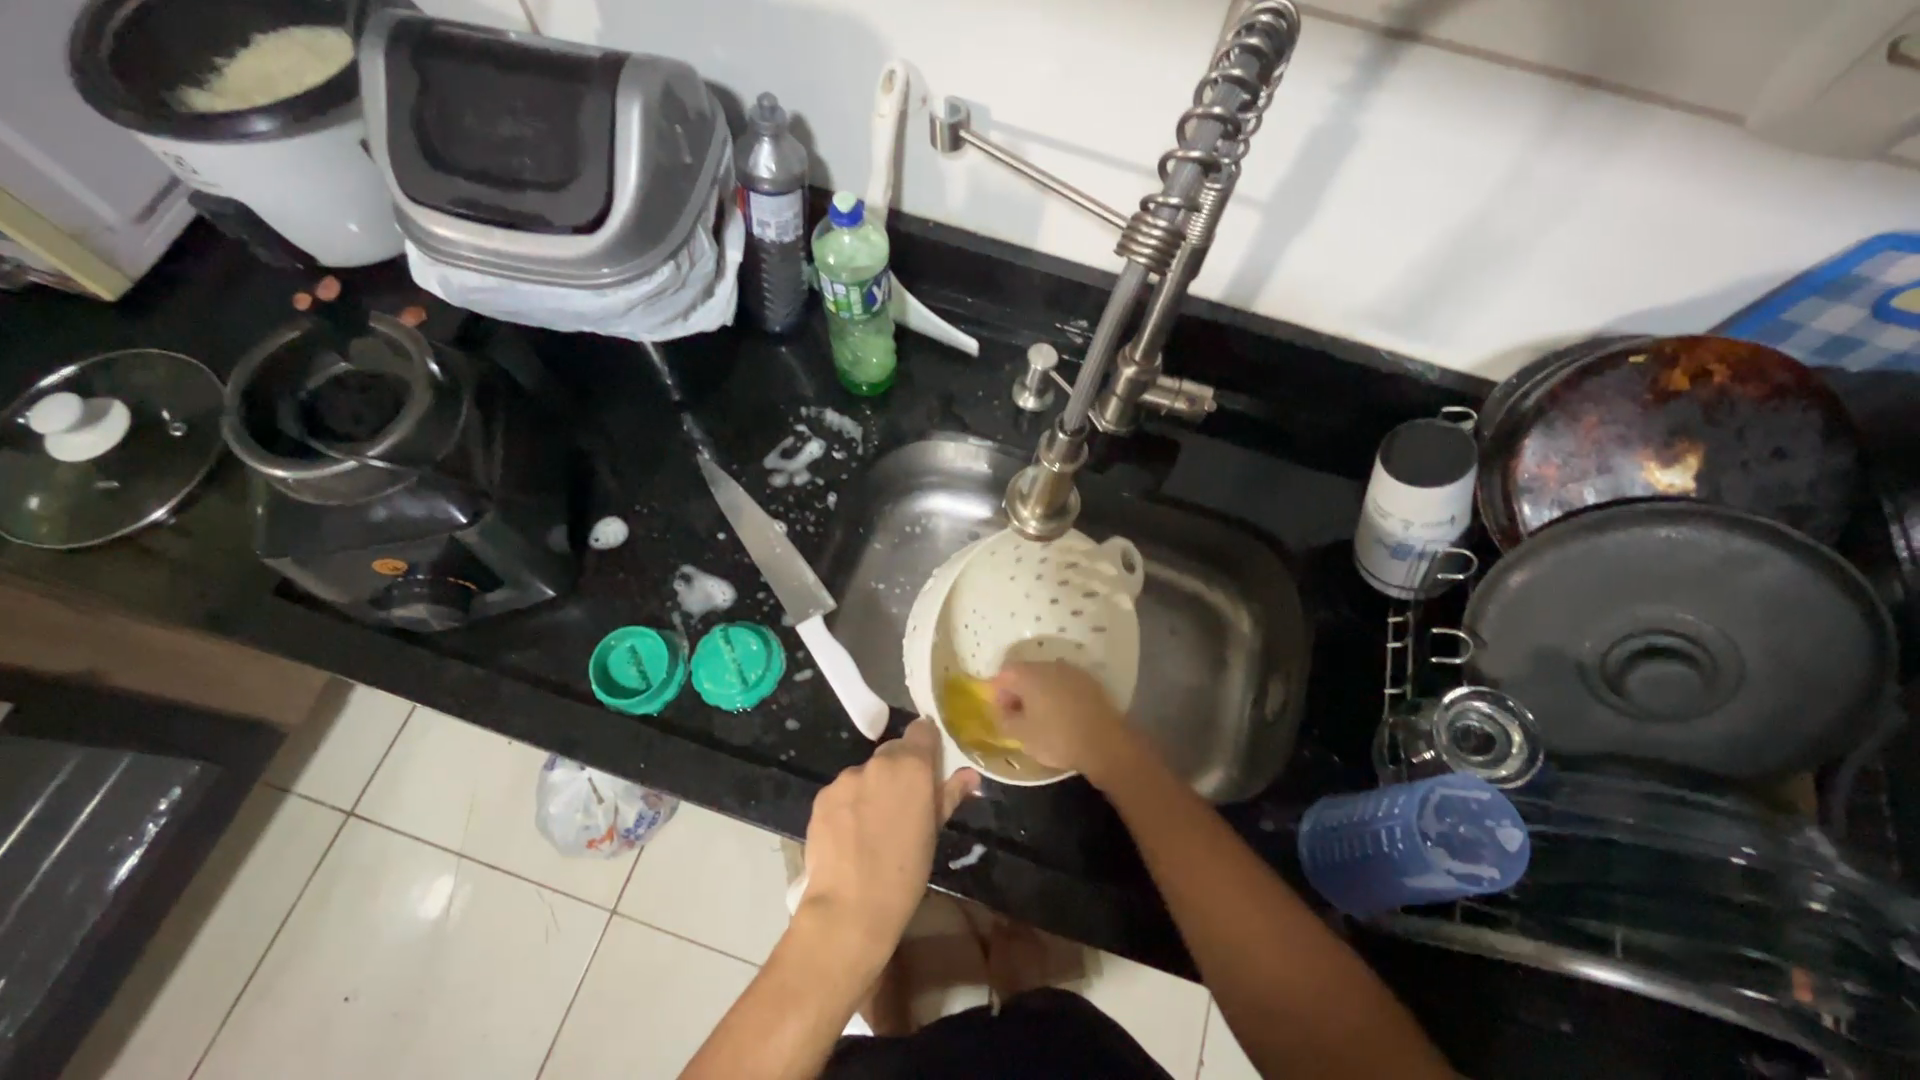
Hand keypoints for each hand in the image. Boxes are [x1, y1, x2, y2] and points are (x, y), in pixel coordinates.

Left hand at [798, 720, 978, 960]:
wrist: (850, 905)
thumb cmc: (905, 872)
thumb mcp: (934, 833)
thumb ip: (949, 796)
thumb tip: (969, 775)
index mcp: (911, 766)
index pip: (922, 731)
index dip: (927, 744)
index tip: (930, 765)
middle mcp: (877, 763)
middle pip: (893, 751)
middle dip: (900, 769)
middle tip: (904, 804)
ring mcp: (845, 779)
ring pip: (865, 773)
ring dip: (872, 788)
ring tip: (872, 827)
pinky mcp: (821, 797)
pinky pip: (842, 792)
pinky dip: (848, 805)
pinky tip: (850, 835)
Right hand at [993, 661, 1142, 785]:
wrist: (1104, 744)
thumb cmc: (1057, 738)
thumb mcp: (1021, 735)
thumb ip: (1005, 719)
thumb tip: (1003, 711)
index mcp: (1030, 674)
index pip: (1004, 674)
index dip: (998, 693)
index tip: (1003, 714)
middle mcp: (1051, 665)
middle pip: (1026, 673)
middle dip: (1019, 692)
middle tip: (1019, 717)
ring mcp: (1073, 672)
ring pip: (1047, 678)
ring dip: (1040, 694)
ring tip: (1041, 718)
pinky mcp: (1091, 683)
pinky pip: (1066, 685)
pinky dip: (1059, 696)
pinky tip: (1062, 716)